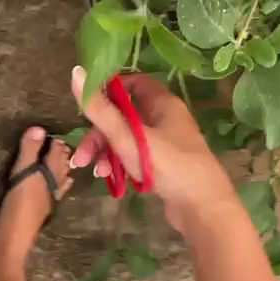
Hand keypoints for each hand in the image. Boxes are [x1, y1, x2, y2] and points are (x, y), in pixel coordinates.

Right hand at [69, 68, 242, 238]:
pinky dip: (119, 163)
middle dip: (99, 133)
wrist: (202, 208)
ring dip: (105, 151)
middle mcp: (165, 119)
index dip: (108, 90)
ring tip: (94, 171)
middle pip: (123, 115)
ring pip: (126, 137)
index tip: (87, 105)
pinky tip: (109, 178)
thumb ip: (101, 110)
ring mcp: (165, 142)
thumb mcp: (128, 138)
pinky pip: (134, 155)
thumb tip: (76, 72)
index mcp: (162, 104)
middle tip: (82, 155)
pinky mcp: (163, 164)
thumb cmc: (168, 166)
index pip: (133, 82)